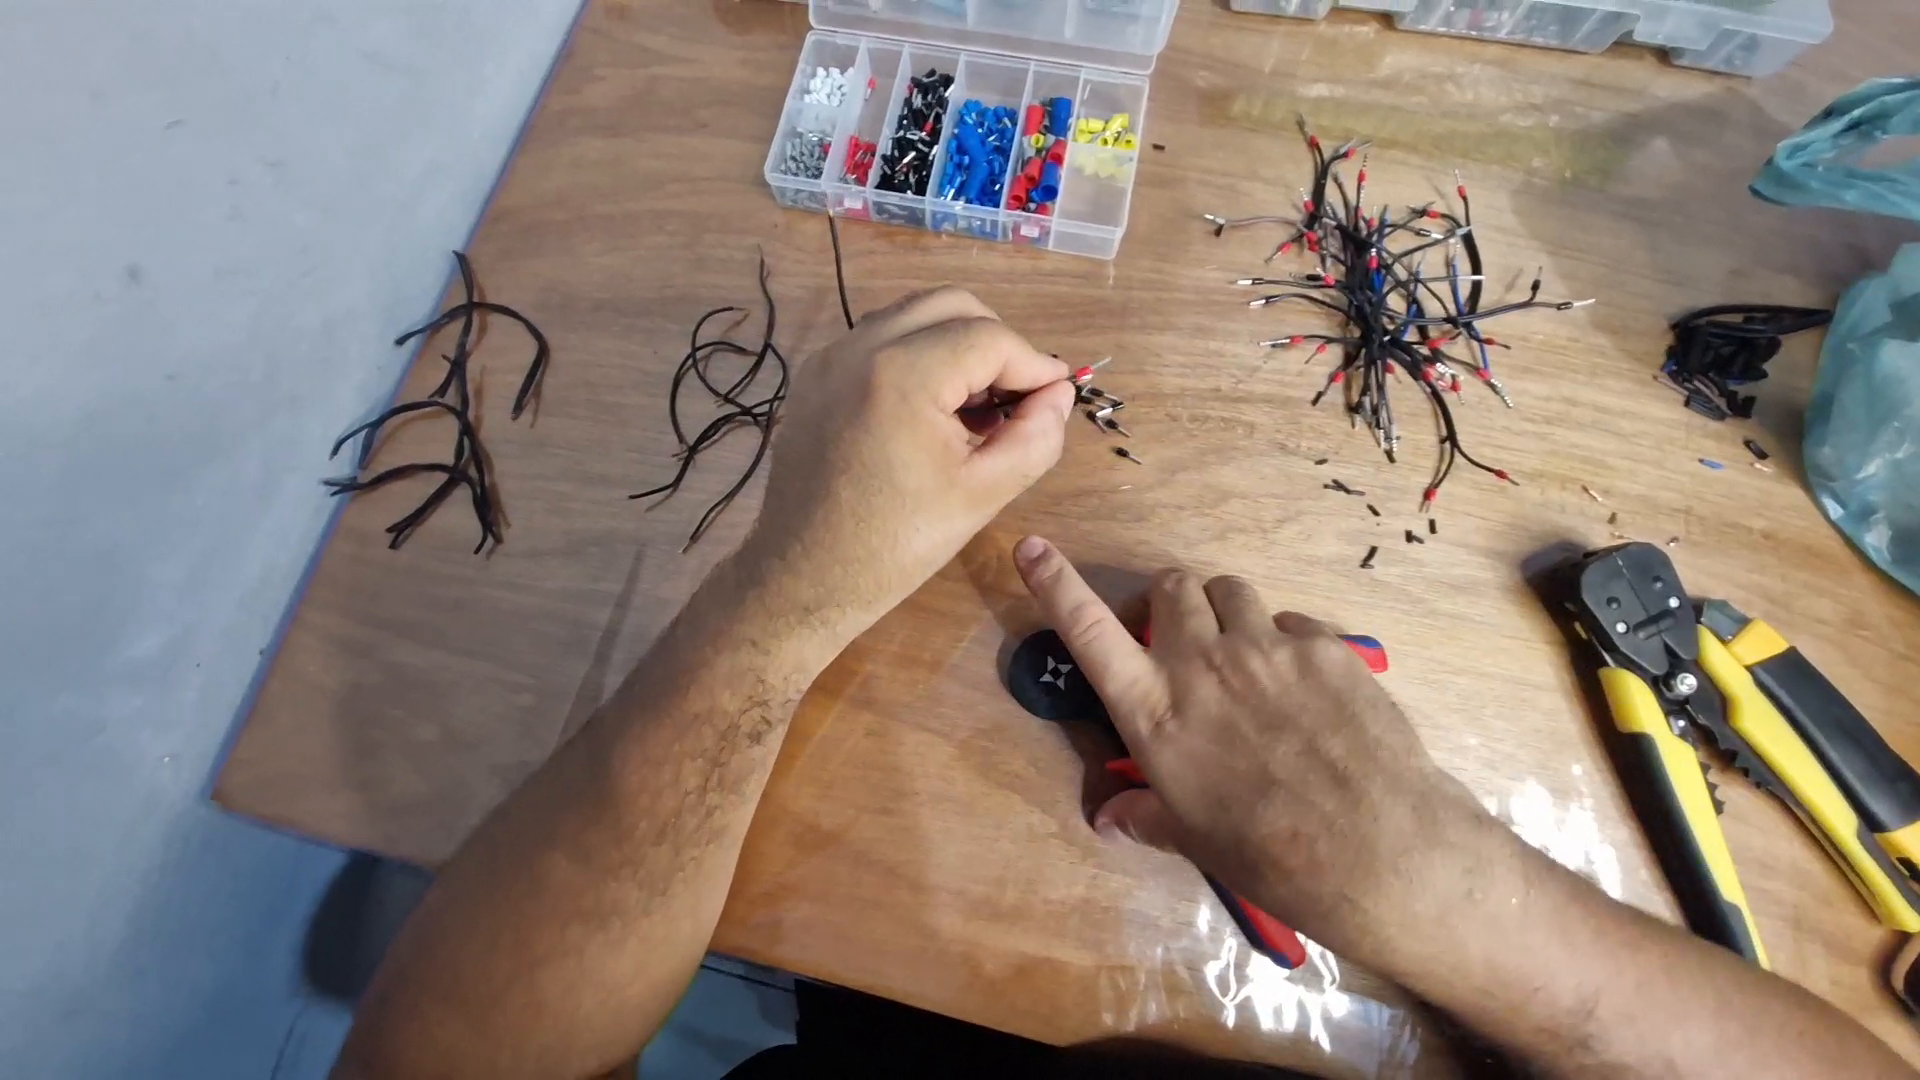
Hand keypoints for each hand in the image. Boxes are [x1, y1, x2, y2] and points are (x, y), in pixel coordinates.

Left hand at [743, 288, 1074, 644]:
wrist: (804, 577)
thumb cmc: (895, 546)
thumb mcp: (983, 495)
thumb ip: (1035, 436)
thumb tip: (1058, 393)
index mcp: (900, 375)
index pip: (990, 338)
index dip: (1033, 364)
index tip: (1054, 397)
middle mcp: (858, 347)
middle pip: (951, 305)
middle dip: (996, 342)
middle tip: (1015, 396)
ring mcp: (828, 357)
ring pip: (912, 316)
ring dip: (956, 345)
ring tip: (975, 406)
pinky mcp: (814, 376)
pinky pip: (879, 340)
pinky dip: (918, 356)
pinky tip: (930, 410)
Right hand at [1013, 535, 1498, 962]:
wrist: (1381, 853)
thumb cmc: (1267, 852)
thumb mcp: (1192, 837)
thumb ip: (1144, 813)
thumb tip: (1108, 820)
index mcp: (1154, 709)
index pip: (1089, 631)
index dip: (1056, 584)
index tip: (1031, 546)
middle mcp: (1200, 662)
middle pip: (1170, 586)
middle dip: (1171, 604)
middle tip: (1186, 641)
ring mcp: (1264, 646)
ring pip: (1229, 590)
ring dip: (1226, 614)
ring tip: (1247, 657)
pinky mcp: (1323, 645)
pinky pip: (1290, 621)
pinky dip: (1285, 642)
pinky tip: (1306, 687)